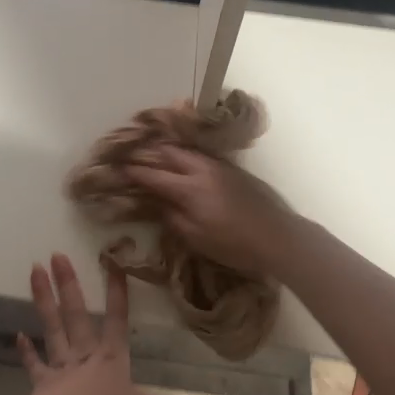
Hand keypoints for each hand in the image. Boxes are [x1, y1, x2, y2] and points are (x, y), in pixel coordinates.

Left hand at [16, 253, 169, 394]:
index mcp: (111, 358)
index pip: (117, 320)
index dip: (117, 293)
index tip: (113, 264)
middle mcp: (85, 355)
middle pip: (76, 313)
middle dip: (69, 284)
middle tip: (57, 254)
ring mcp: (61, 367)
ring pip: (53, 326)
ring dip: (44, 299)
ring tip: (35, 270)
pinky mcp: (43, 385)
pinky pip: (35, 365)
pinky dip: (27, 352)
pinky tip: (19, 336)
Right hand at [124, 146, 301, 276]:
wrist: (278, 236)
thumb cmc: (234, 245)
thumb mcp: (196, 238)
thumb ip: (172, 218)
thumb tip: (157, 204)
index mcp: (188, 188)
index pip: (153, 175)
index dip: (133, 172)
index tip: (116, 169)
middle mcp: (200, 169)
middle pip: (167, 152)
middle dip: (146, 153)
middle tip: (131, 156)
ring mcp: (217, 165)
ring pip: (184, 149)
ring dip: (165, 150)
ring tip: (152, 154)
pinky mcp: (229, 168)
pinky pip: (198, 154)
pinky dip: (182, 154)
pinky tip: (180, 161)